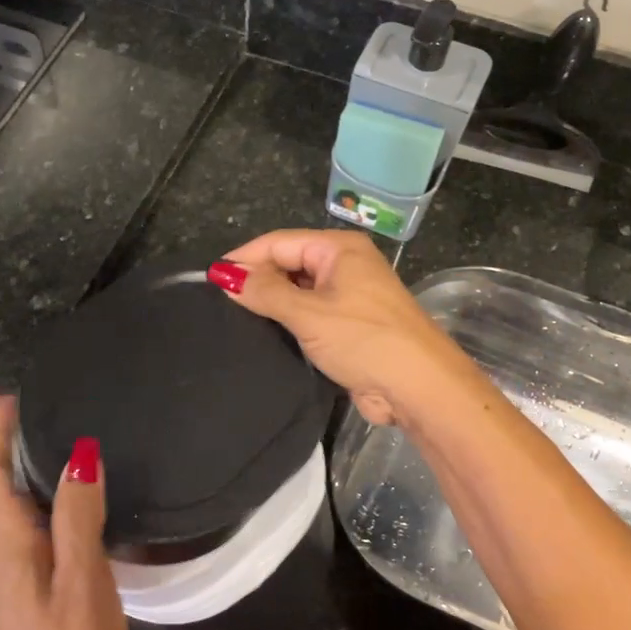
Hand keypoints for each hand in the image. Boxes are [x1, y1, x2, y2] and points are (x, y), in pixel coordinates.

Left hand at [0, 397, 126, 629]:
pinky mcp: (21, 590)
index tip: (0, 396)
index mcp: (10, 543)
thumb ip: (80, 515)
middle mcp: (0, 552)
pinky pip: (0, 522)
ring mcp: (7, 573)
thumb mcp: (84, 582)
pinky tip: (22, 497)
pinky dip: (0, 491)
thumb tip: (80, 452)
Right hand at [208, 229, 471, 425]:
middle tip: (218, 302)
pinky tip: (263, 336)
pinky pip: (309, 315)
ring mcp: (349, 297)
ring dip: (271, 303)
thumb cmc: (364, 340)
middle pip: (289, 263)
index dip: (244, 258)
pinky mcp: (349, 327)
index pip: (280, 242)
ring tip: (233, 319)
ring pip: (298, 291)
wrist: (419, 387)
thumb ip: (265, 292)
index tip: (211, 279)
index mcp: (339, 249)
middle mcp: (345, 266)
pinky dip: (288, 323)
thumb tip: (227, 276)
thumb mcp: (308, 314)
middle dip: (257, 279)